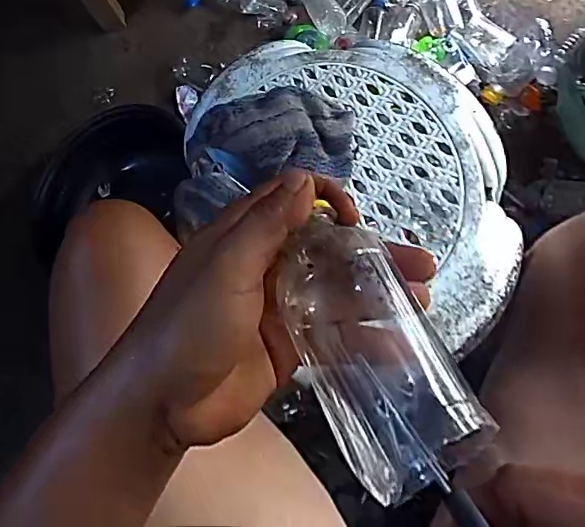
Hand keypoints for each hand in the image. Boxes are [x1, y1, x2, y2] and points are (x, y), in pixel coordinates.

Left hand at [103, 169, 435, 452]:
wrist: (161, 403)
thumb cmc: (187, 323)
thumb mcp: (225, 267)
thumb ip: (266, 225)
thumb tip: (305, 180)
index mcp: (246, 233)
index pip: (292, 198)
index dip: (326, 199)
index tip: (353, 218)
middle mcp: (267, 262)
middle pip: (328, 247)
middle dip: (372, 252)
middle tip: (420, 261)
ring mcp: (280, 304)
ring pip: (337, 289)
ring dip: (378, 292)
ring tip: (423, 298)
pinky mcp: (288, 345)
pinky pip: (332, 333)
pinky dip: (364, 336)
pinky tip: (398, 343)